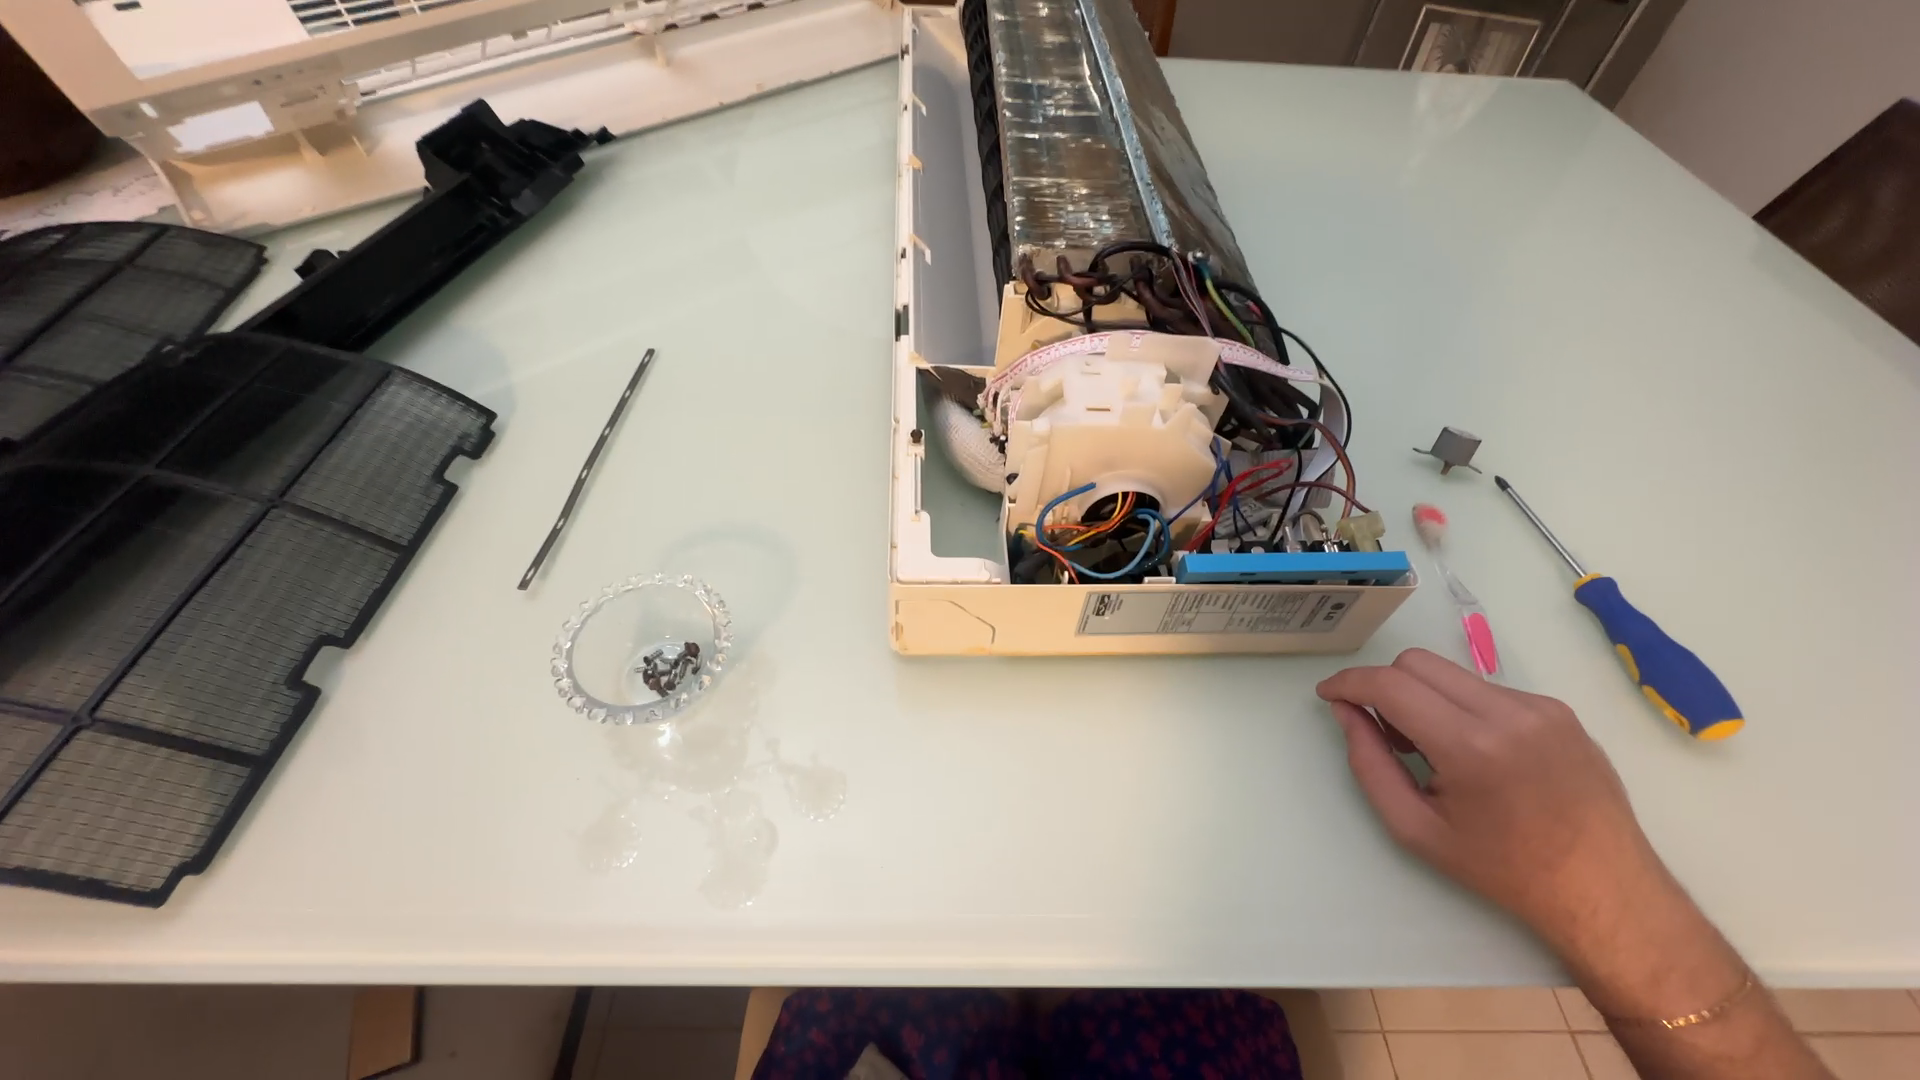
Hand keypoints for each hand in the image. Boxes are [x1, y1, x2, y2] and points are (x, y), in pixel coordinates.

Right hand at [1316, 648, 1664, 947]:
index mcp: (1471, 746)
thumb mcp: (1414, 828)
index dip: (1348, 683)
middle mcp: (1510, 712)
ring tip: (1435, 751)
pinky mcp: (1560, 711)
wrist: (1606, 891)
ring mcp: (1541, 707)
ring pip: (1452, 673)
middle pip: (1417, 663)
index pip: (1390, 684)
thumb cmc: (1502, 869)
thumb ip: (1368, 764)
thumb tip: (1346, 712)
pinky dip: (1462, 708)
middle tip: (1386, 735)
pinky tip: (1477, 755)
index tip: (1328, 695)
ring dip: (1425, 698)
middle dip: (1385, 687)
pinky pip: (1487, 689)